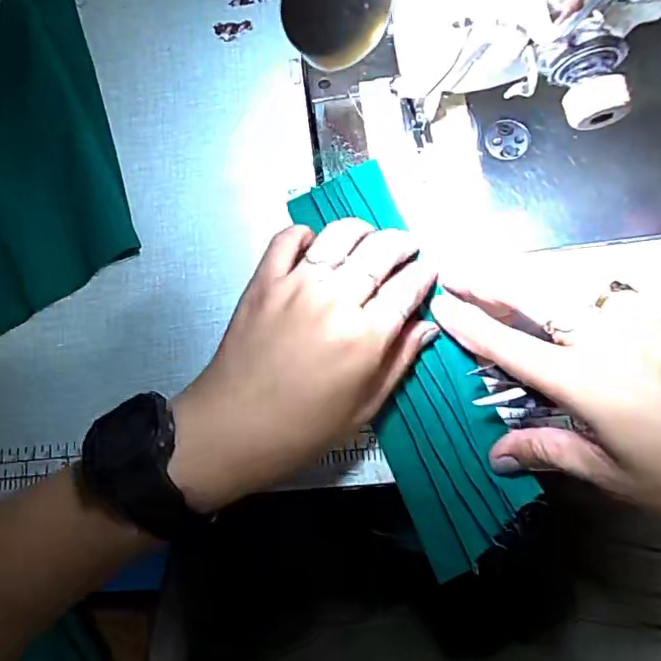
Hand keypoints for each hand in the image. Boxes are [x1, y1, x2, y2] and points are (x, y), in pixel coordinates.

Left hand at [166, 220, 436, 512]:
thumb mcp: (364, 407)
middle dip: (402, 244)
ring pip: (338, 236)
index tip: (429, 272)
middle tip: (408, 247)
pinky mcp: (263, 282)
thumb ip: (399, 361)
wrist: (231, 430)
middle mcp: (334, 302)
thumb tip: (427, 325)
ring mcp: (295, 286)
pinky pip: (287, 240)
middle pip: (379, 252)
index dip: (424, 275)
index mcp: (364, 338)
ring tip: (369, 238)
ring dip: (362, 231)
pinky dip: (306, 234)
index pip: (406, 289)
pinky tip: (316, 245)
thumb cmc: (303, 429)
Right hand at [428, 272, 660, 596]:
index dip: (470, 324)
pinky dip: (610, 306)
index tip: (443, 303)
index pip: (510, 346)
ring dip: (549, 286)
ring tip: (526, 292)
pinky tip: (618, 328)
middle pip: (537, 293)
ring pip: (586, 287)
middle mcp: (616, 335)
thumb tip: (500, 453)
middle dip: (492, 279)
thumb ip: (555, 451)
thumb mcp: (623, 477)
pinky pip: (637, 298)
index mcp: (591, 384)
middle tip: (461, 268)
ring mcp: (659, 311)